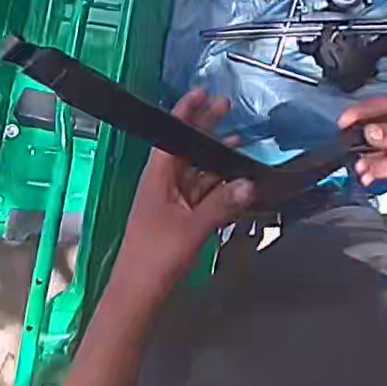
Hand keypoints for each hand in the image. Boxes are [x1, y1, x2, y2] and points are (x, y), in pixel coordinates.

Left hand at [110, 90, 253, 303]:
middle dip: (205, 128)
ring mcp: (171, 201)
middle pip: (186, 149)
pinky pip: (201, 193)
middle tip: (226, 106)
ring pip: (196, 171)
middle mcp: (163, 184)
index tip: (202, 93)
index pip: (172, 136)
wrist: (138, 293)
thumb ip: (221, 204)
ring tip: (238, 139)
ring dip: (215, 156)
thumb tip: (248, 183)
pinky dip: (218, 184)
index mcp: (157, 178)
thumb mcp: (192, 228)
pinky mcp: (179, 218)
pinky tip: (235, 180)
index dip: (186, 113)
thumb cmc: (157, 256)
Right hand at [338, 94, 386, 216]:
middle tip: (346, 146)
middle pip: (373, 128)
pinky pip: (382, 165)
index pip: (377, 105)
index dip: (359, 112)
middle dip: (359, 138)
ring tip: (359, 167)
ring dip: (365, 158)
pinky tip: (367, 174)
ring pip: (375, 149)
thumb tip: (370, 132)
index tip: (344, 121)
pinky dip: (373, 170)